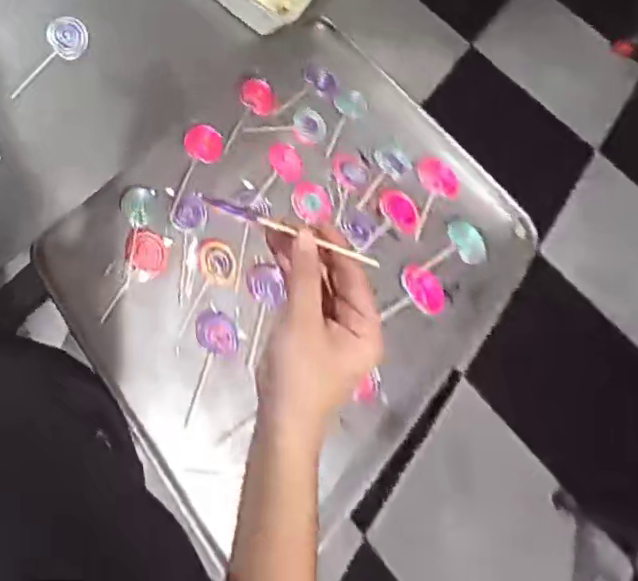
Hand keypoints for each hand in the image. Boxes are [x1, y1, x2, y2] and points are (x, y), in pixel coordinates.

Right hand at [258, 228, 383, 434]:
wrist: (280, 418)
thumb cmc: (299, 371)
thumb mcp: (301, 319)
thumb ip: (305, 274)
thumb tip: (304, 234)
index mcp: (365, 326)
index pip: (353, 275)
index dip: (333, 245)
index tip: (309, 220)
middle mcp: (352, 324)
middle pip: (334, 276)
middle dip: (310, 249)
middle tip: (283, 223)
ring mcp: (329, 326)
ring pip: (316, 282)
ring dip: (296, 258)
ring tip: (272, 231)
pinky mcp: (307, 329)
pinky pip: (303, 294)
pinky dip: (290, 275)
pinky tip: (275, 255)